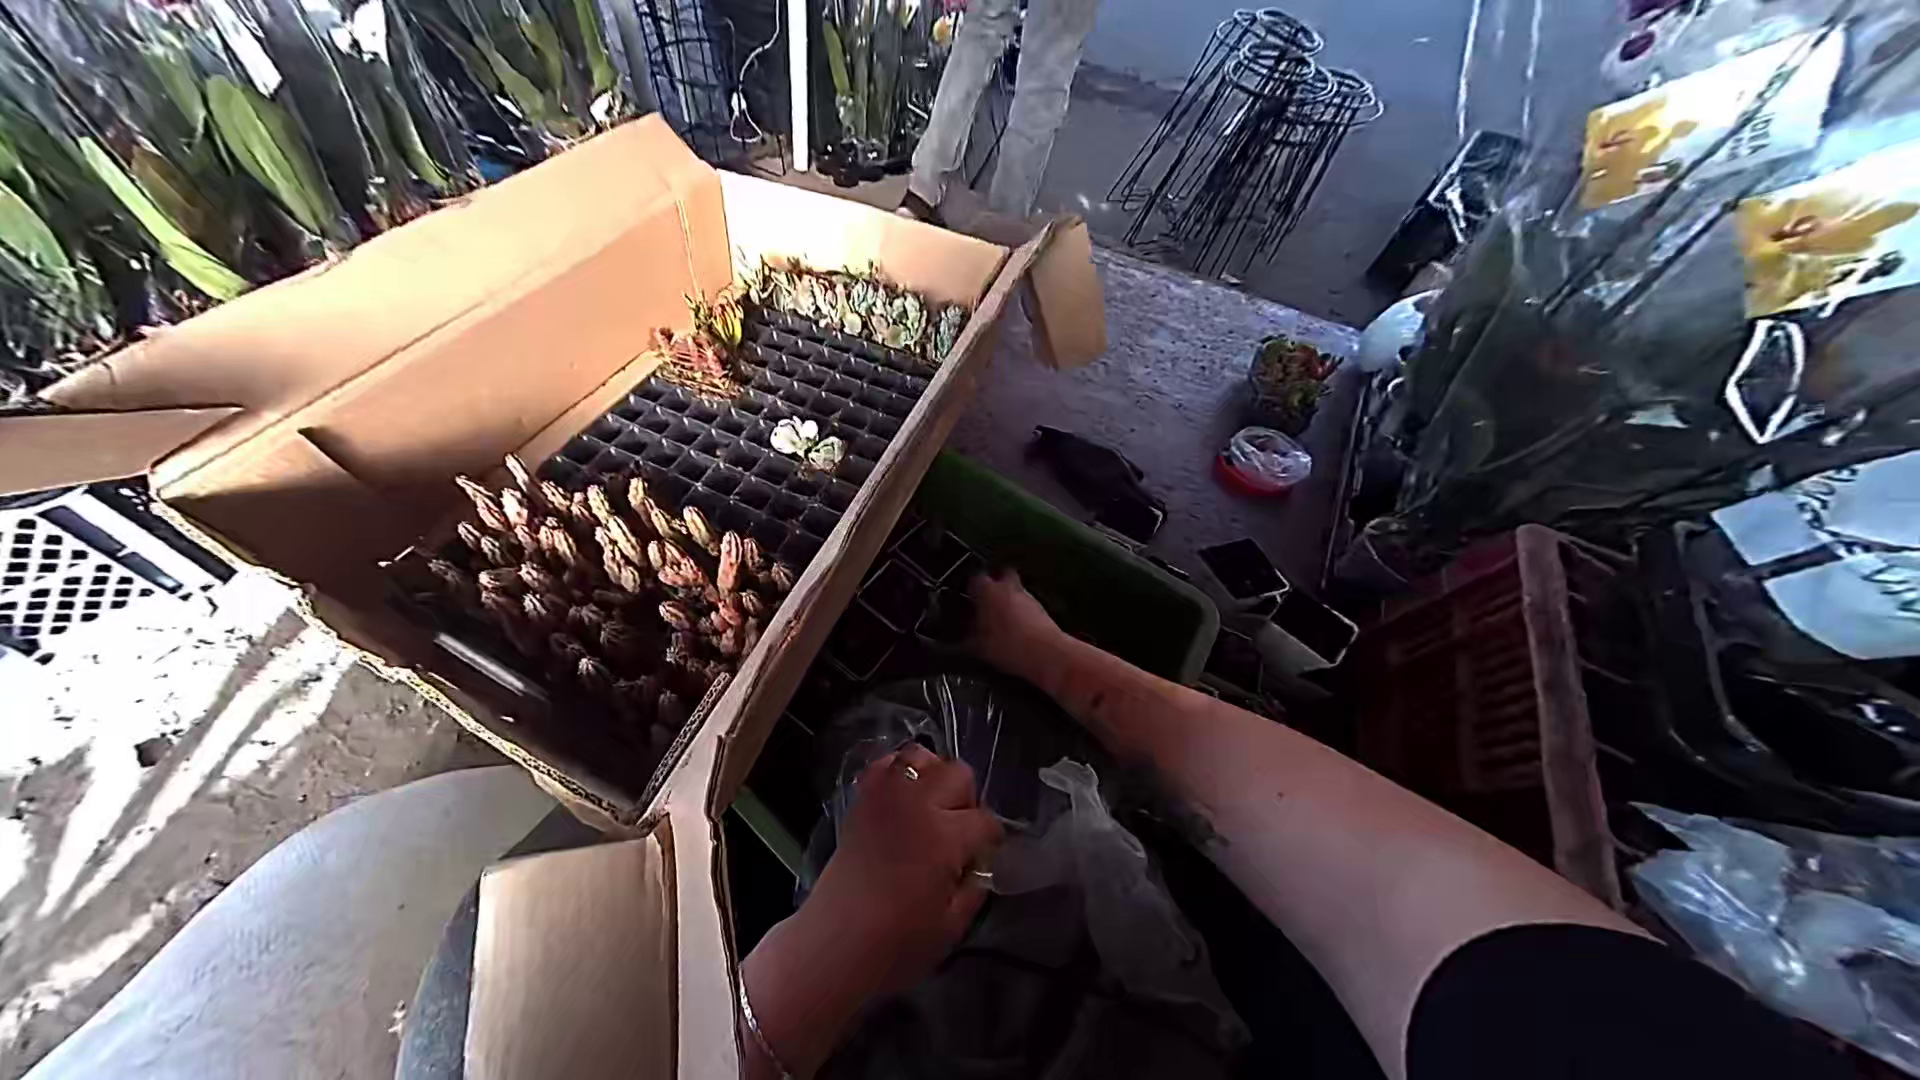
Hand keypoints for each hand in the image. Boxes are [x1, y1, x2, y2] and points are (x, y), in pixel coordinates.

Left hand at [809, 743, 1002, 995]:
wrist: (832, 947)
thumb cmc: (896, 946)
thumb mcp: (953, 926)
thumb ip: (976, 884)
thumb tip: (983, 860)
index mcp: (944, 836)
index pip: (985, 820)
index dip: (991, 839)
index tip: (986, 854)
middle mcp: (916, 803)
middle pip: (959, 774)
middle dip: (967, 800)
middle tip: (958, 831)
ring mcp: (885, 796)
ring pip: (922, 756)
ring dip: (934, 778)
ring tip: (930, 808)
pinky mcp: (862, 799)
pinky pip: (886, 764)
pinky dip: (899, 773)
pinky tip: (903, 800)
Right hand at [970, 569, 1061, 677]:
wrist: (1047, 655)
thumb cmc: (1010, 647)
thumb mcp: (979, 648)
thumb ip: (967, 639)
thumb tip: (962, 641)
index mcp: (988, 591)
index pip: (974, 578)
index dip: (969, 587)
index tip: (967, 597)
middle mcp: (1008, 587)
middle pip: (1000, 575)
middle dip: (994, 585)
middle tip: (985, 602)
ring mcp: (1028, 596)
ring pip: (1015, 590)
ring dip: (1008, 600)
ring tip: (1001, 621)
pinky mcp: (1042, 608)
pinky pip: (1027, 605)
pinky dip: (1021, 612)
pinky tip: (1017, 630)